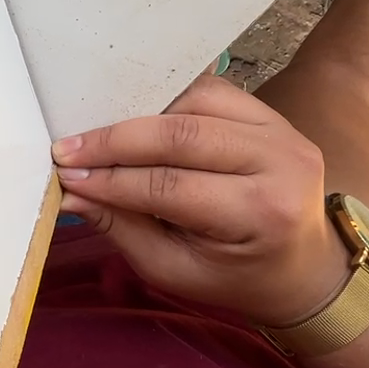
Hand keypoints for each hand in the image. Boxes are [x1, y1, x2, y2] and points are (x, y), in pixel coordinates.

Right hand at [51, 75, 349, 326]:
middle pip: (182, 134)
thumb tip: (70, 193)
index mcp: (262, 213)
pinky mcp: (270, 113)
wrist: (302, 266)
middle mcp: (281, 162)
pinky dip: (164, 101)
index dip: (111, 179)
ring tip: (96, 136)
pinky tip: (132, 120)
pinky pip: (208, 92)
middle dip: (115, 141)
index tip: (66, 176)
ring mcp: (282, 130)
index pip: (171, 185)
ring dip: (137, 115)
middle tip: (67, 150)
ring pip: (194, 101)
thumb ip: (121, 227)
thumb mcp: (172, 269)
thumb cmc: (232, 276)